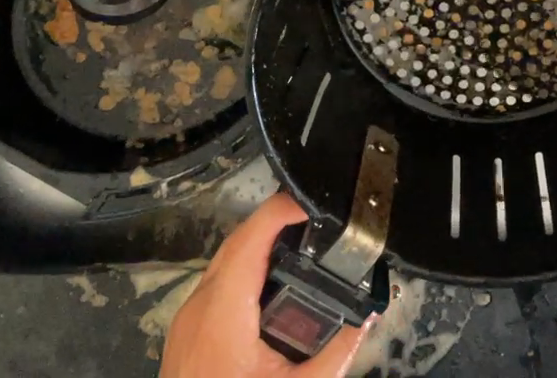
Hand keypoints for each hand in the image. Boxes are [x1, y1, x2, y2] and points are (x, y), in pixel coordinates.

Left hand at [160, 192, 373, 377]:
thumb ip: (337, 352)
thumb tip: (369, 316)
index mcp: (222, 314)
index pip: (251, 239)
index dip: (282, 210)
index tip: (317, 202)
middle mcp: (199, 306)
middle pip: (238, 242)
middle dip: (278, 224)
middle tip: (320, 223)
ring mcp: (187, 320)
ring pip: (226, 261)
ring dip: (263, 246)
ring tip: (305, 246)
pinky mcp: (187, 334)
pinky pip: (220, 284)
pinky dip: (249, 270)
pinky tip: (277, 286)